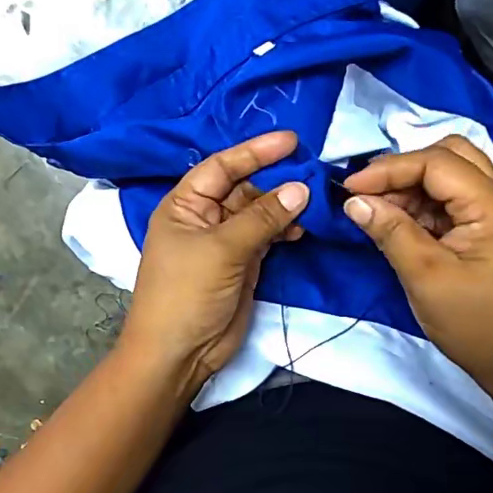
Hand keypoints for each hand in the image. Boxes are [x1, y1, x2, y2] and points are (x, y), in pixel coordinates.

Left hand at [120, 131, 309, 385]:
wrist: (179, 352)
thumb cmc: (187, 293)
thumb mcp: (223, 249)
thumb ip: (262, 217)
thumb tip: (300, 188)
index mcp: (184, 205)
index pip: (221, 166)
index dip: (255, 151)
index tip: (291, 139)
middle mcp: (203, 218)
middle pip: (243, 187)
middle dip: (274, 180)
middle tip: (313, 173)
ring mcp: (224, 242)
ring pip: (258, 212)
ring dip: (283, 207)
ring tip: (312, 205)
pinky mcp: (242, 264)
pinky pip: (266, 236)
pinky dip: (284, 231)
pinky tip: (301, 229)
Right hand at [342, 135, 492, 391]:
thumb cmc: (477, 326)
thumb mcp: (426, 278)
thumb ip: (390, 232)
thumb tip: (354, 201)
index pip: (437, 163)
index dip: (388, 170)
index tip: (349, 188)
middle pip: (451, 155)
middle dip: (403, 169)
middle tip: (366, 193)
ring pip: (453, 176)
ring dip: (412, 186)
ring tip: (377, 211)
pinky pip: (456, 202)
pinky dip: (425, 206)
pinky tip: (399, 223)